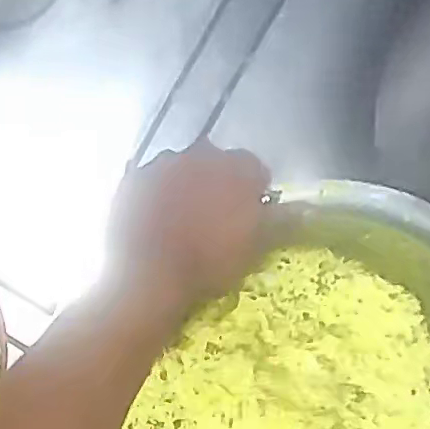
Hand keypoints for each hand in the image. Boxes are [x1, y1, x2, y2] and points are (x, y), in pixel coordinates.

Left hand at [109, 140, 270, 320]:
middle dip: (217, 187)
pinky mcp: (132, 179)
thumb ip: (276, 222)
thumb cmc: (208, 265)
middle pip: (216, 165)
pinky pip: (149, 184)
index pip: (256, 171)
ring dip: (183, 190)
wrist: (149, 276)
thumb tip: (297, 210)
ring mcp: (162, 162)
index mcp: (238, 166)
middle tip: (212, 224)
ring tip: (179, 226)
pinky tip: (152, 226)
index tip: (248, 220)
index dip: (254, 195)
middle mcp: (201, 152)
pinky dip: (153, 199)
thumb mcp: (252, 250)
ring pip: (180, 171)